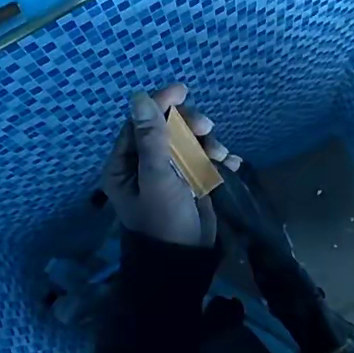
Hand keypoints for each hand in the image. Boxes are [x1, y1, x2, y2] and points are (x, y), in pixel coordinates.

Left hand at [99, 82, 241, 247]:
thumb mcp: (157, 177)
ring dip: (205, 143)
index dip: (159, 103)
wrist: (185, 261)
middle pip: (166, 128)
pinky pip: (201, 160)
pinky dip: (215, 158)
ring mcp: (168, 173)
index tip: (182, 91)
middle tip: (207, 128)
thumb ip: (151, 138)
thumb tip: (139, 97)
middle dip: (188, 125)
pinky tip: (228, 163)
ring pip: (186, 142)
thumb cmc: (164, 220)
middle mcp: (143, 165)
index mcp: (124, 164)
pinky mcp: (189, 182)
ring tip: (218, 155)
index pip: (140, 123)